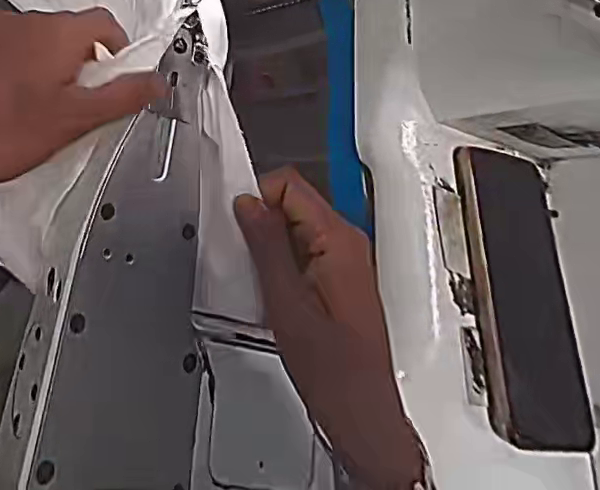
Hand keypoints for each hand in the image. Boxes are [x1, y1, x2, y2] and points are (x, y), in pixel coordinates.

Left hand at [0, 9, 163, 208]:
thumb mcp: (75, 119)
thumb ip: (123, 96)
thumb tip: (155, 82)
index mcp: (58, 33)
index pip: (107, 23)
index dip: (120, 50)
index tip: (117, 76)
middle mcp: (28, 23)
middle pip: (77, 30)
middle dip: (88, 61)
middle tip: (84, 99)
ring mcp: (0, 32)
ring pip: (48, 40)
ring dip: (59, 64)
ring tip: (50, 106)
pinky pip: (20, 47)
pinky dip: (31, 67)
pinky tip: (21, 104)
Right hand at [234, 169, 424, 489]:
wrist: (363, 416)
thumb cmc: (336, 372)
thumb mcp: (286, 303)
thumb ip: (265, 245)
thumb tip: (249, 204)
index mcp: (338, 238)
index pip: (289, 184)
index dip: (257, 197)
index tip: (237, 219)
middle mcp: (347, 240)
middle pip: (292, 202)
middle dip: (262, 222)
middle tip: (245, 256)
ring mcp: (345, 258)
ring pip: (295, 226)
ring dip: (270, 245)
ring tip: (260, 282)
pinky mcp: (339, 275)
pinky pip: (303, 248)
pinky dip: (281, 263)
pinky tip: (273, 293)